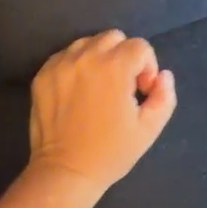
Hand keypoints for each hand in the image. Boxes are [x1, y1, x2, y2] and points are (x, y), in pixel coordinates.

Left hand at [27, 30, 176, 190]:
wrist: (65, 170)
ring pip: (87, 43)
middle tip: (121, 87)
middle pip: (113, 37)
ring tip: (98, 88)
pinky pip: (65, 55)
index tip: (140, 92)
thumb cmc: (110, 152)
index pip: (140, 46)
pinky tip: (77, 92)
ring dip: (98, 58)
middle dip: (123, 56)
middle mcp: (85, 57)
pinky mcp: (43, 73)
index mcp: (114, 67)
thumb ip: (164, 96)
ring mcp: (60, 63)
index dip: (146, 67)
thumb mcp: (149, 129)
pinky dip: (76, 65)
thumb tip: (163, 75)